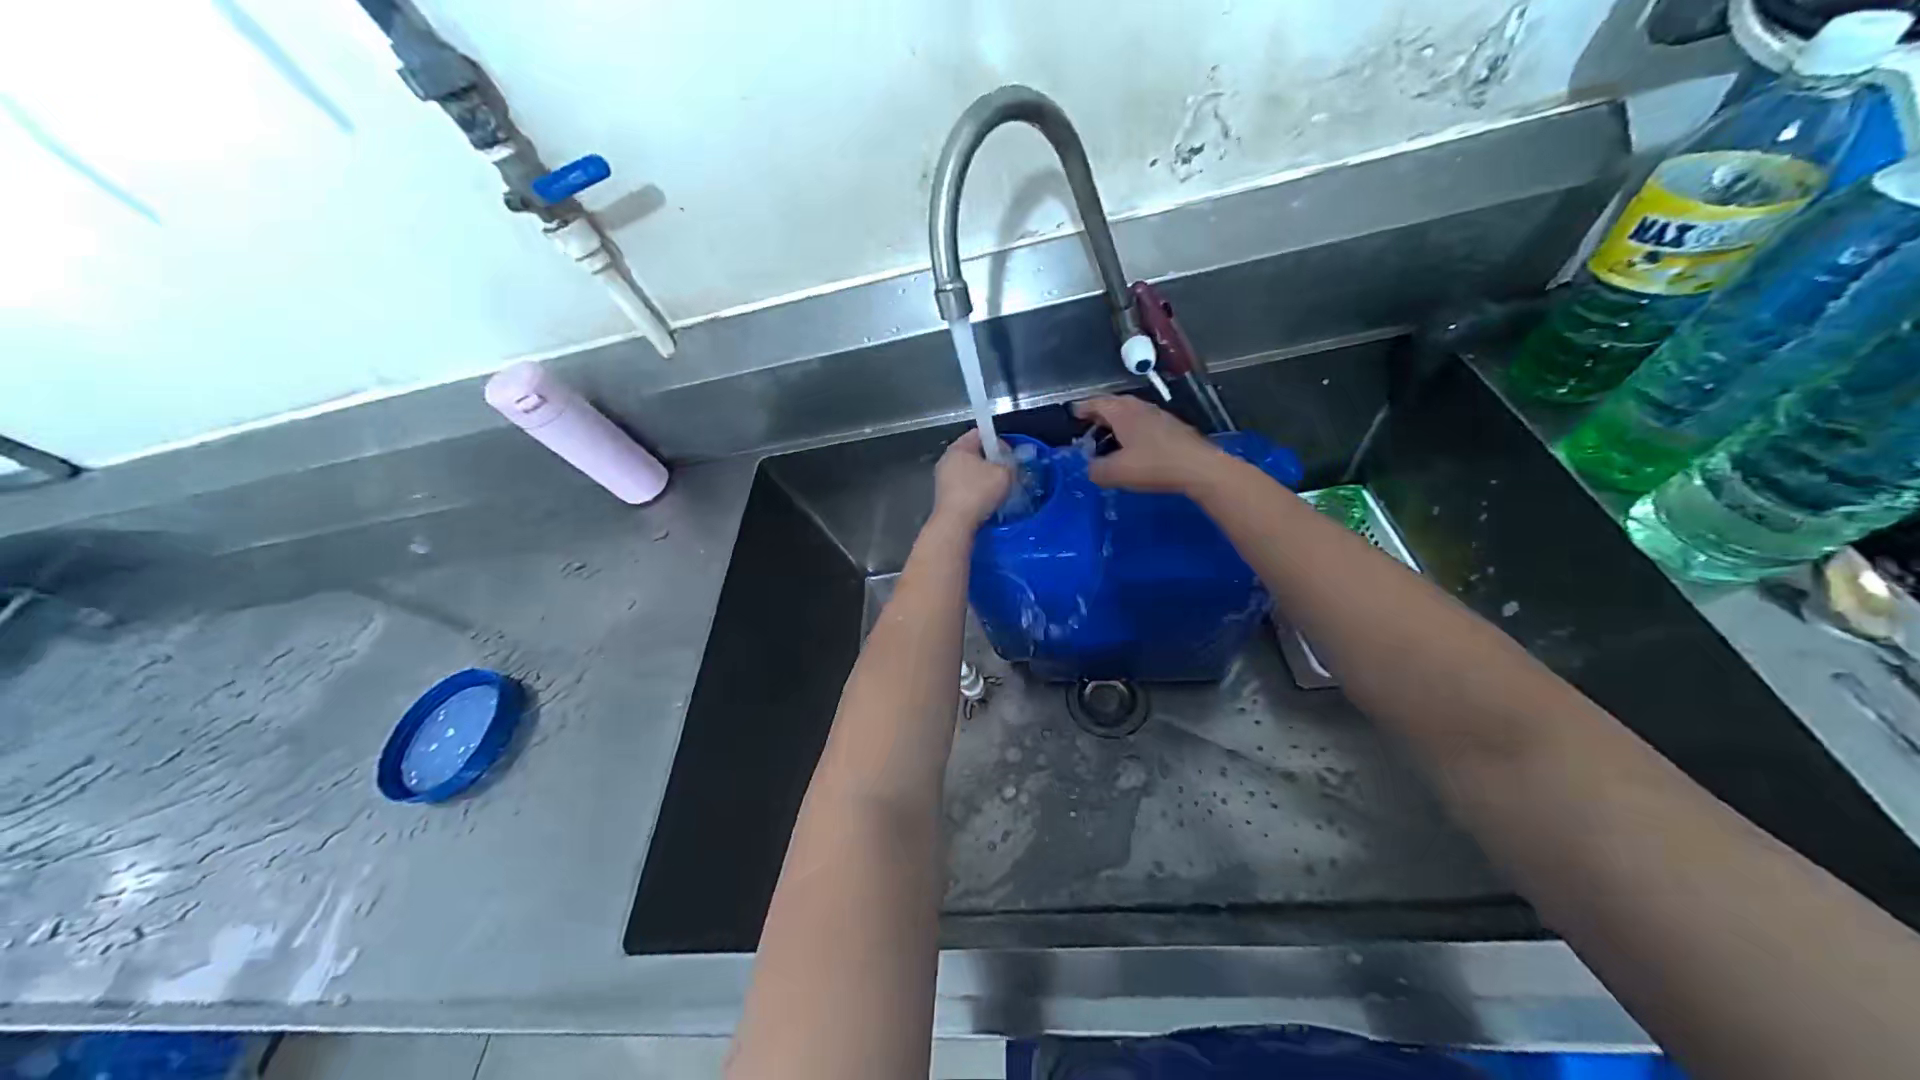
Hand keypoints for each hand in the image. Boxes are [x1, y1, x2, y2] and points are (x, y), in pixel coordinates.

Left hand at [932, 429, 1013, 527]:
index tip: (1008, 455)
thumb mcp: (1004, 473)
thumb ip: (1010, 463)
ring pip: (969, 471)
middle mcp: (947, 459)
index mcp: (959, 447)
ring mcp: (943, 478)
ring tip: (997, 488)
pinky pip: (964, 486)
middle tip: (1005, 472)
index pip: (980, 433)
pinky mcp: (944, 495)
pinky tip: (985, 500)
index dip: (997, 441)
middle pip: (974, 453)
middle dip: (991, 461)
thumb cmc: (979, 492)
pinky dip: (975, 490)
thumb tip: (1007, 464)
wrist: (955, 523)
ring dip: (983, 477)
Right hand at [1072, 395, 1228, 494]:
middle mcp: (1140, 408)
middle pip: (1114, 404)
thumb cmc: (1154, 465)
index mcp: (1123, 413)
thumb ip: (1096, 470)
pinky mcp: (1173, 427)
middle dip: (1100, 413)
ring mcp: (1159, 416)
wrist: (1199, 468)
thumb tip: (1091, 468)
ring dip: (1117, 421)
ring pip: (1131, 412)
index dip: (1083, 408)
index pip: (1097, 403)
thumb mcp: (1117, 472)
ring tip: (1109, 436)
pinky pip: (1144, 422)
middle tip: (1088, 424)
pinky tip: (1134, 445)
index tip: (1073, 413)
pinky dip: (1133, 429)